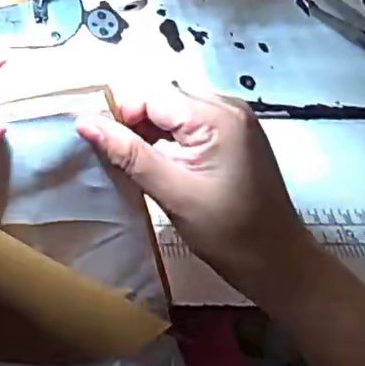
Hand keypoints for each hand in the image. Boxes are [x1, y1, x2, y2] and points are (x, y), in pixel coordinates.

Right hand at [76, 86, 326, 307]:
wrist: (281, 266)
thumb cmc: (230, 233)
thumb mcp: (172, 192)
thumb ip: (127, 153)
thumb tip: (84, 121)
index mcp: (217, 117)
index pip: (150, 98)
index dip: (122, 118)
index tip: (108, 148)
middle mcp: (227, 107)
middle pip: (160, 100)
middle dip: (136, 125)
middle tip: (126, 161)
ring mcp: (232, 119)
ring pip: (170, 110)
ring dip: (150, 132)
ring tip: (143, 164)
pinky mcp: (232, 133)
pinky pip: (186, 121)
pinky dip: (167, 138)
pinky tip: (163, 163)